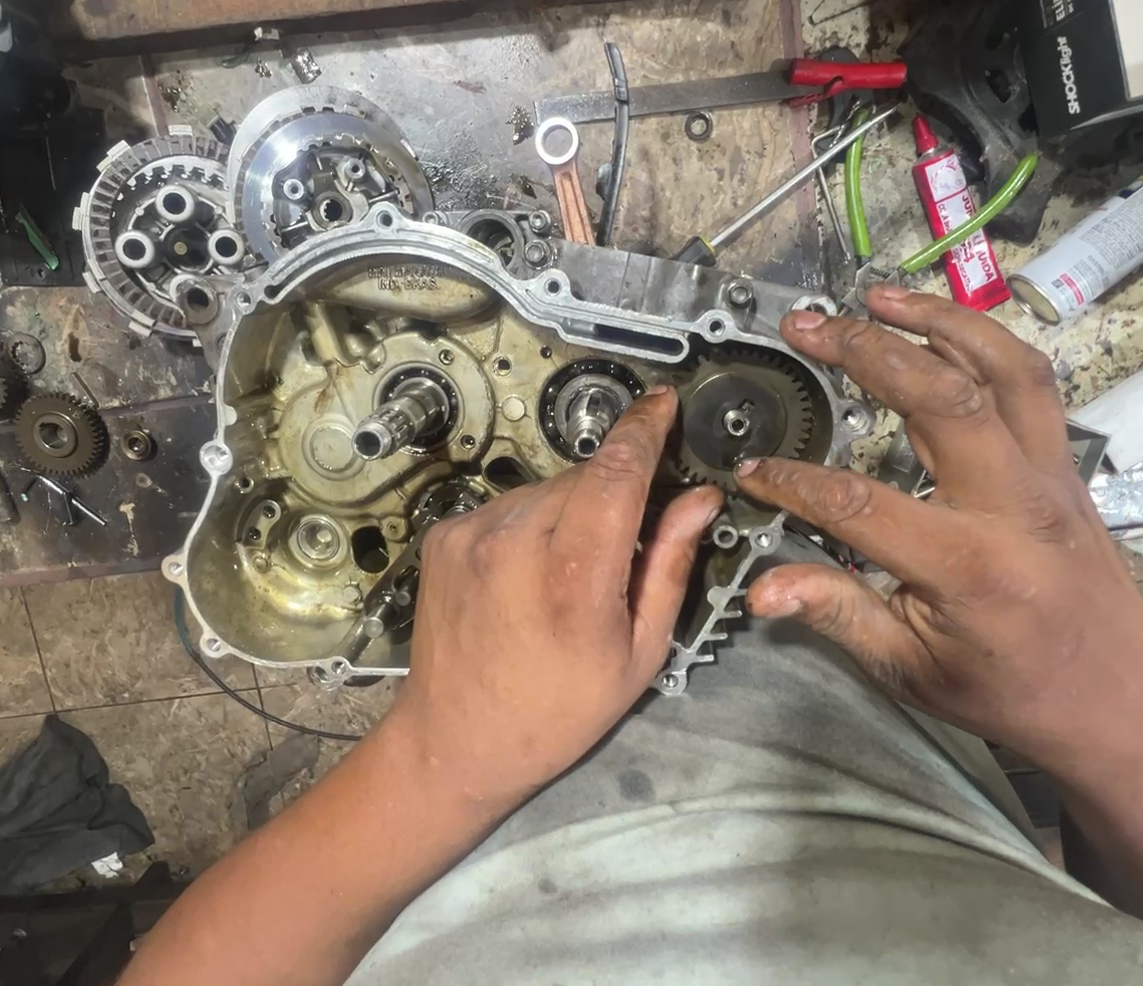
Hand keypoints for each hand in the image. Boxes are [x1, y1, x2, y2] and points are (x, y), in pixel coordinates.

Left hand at [387, 387, 723, 807]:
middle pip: (582, 478)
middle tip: (620, 544)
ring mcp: (470, 533)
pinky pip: (507, 507)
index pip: (616, 474)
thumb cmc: (557, 710)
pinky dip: (529, 524)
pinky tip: (526, 573)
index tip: (662, 403)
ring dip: (569, 510)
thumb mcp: (638, 653)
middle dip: (612, 493)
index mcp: (573, 577)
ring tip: (565, 572)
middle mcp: (513, 542)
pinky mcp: (444, 535)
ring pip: (544, 490)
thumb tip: (699, 499)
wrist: (454, 739)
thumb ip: (669, 565)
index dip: (644, 431)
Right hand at [737, 286, 1142, 776]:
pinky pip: (1032, 384)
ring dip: (936, 322)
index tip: (751, 471)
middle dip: (866, 352)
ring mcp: (1052, 477)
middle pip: (941, 399)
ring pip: (1003, 370)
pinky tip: (939, 327)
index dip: (793, 484)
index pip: (858, 504)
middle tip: (806, 326)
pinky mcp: (1066, 467)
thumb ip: (836, 613)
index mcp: (969, 567)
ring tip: (875, 297)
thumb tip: (760, 590)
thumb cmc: (1006, 694)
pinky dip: (984, 342)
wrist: (1118, 706)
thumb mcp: (909, 669)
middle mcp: (1016, 506)